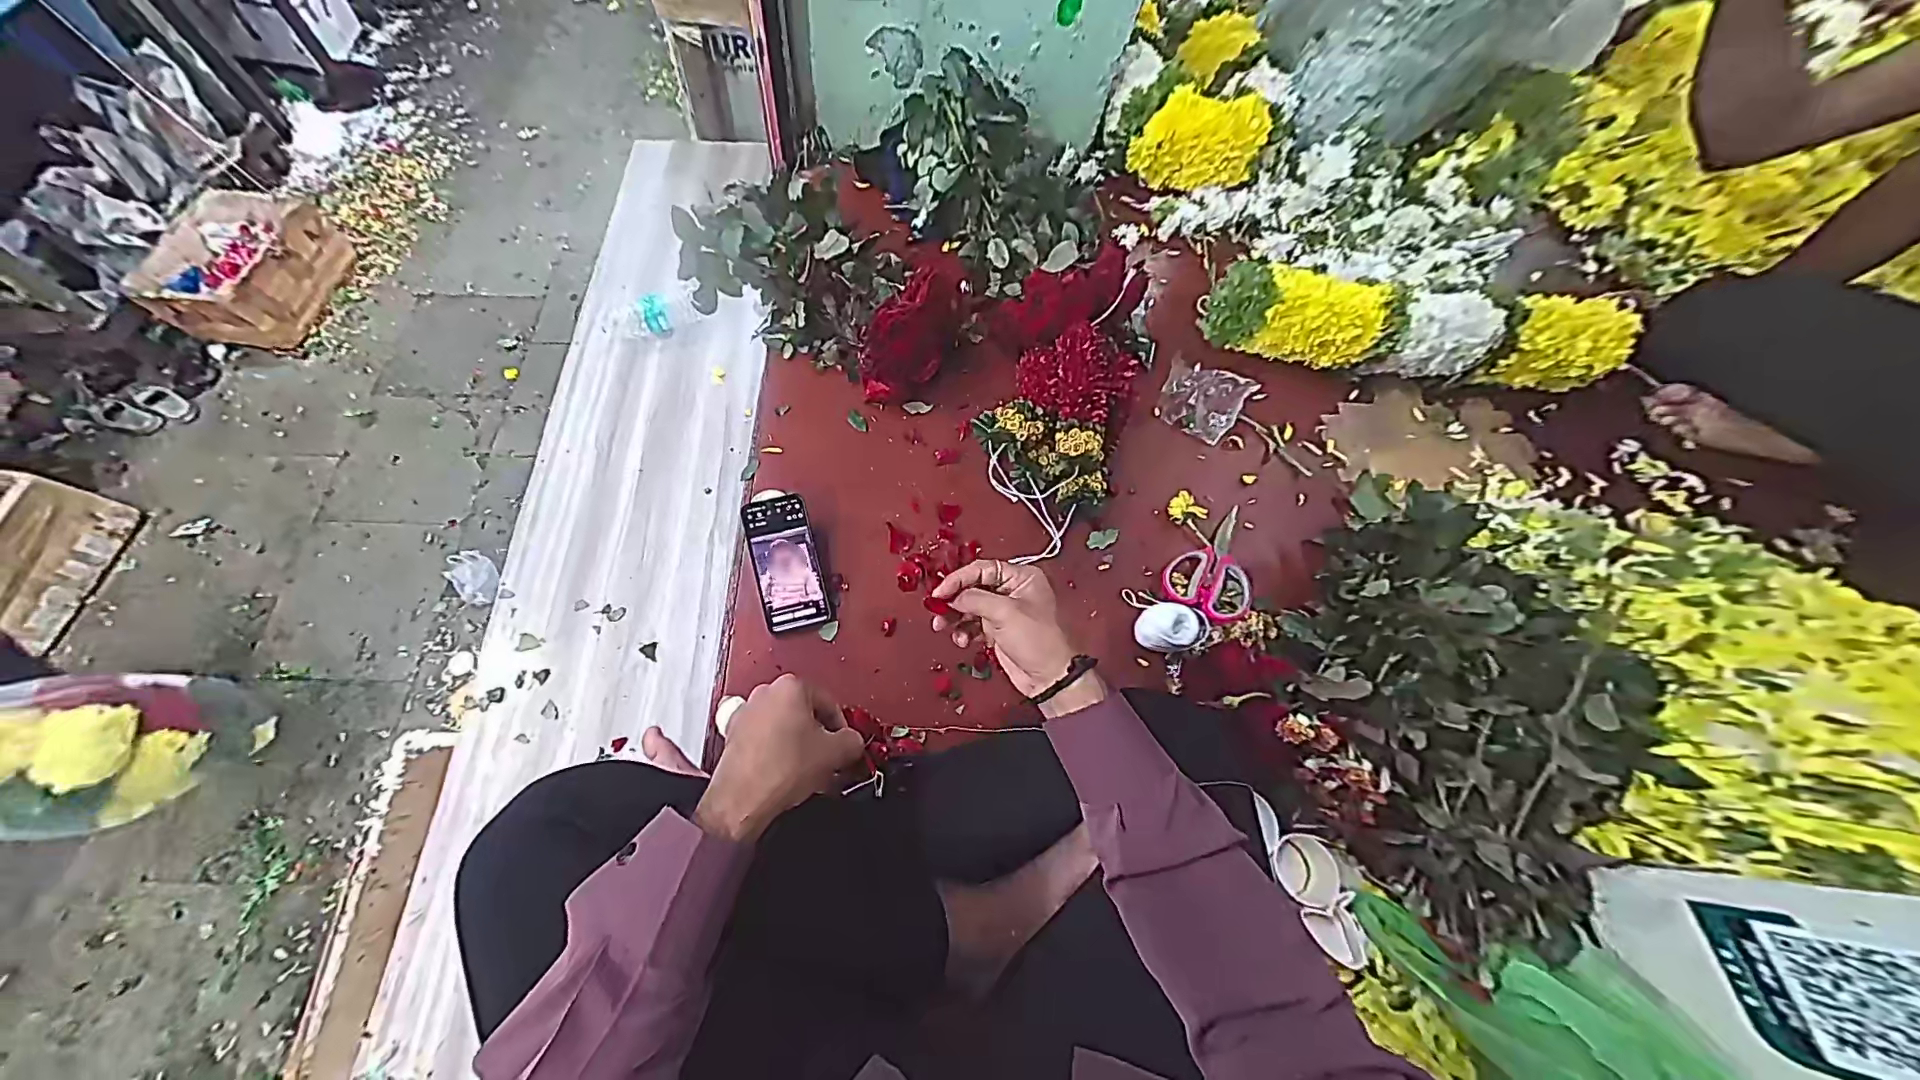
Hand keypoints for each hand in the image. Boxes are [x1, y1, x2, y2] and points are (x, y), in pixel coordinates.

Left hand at [692, 674, 865, 842]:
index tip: (844, 745)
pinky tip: (782, 771)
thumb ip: (853, 740)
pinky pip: (762, 738)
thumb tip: (852, 743)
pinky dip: (773, 750)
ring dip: (796, 743)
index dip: (841, 728)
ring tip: (806, 770)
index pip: (829, 703)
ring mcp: (745, 713)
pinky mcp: (732, 735)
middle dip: (818, 735)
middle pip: (804, 712)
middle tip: (827, 758)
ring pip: (782, 725)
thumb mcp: (836, 752)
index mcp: (791, 686)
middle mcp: (766, 693)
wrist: (742, 799)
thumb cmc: (781, 769)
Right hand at [931, 560, 1107, 717]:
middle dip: (954, 599)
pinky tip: (962, 640)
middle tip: (937, 610)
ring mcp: (1004, 611)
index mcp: (1021, 577)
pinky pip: (973, 624)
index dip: (959, 578)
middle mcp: (1012, 590)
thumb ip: (975, 599)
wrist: (1049, 677)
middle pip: (974, 587)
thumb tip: (951, 596)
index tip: (940, 591)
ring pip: (970, 607)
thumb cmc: (1036, 640)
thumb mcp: (1005, 613)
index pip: (983, 569)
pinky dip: (964, 630)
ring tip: (943, 627)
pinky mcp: (997, 629)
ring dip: (955, 617)